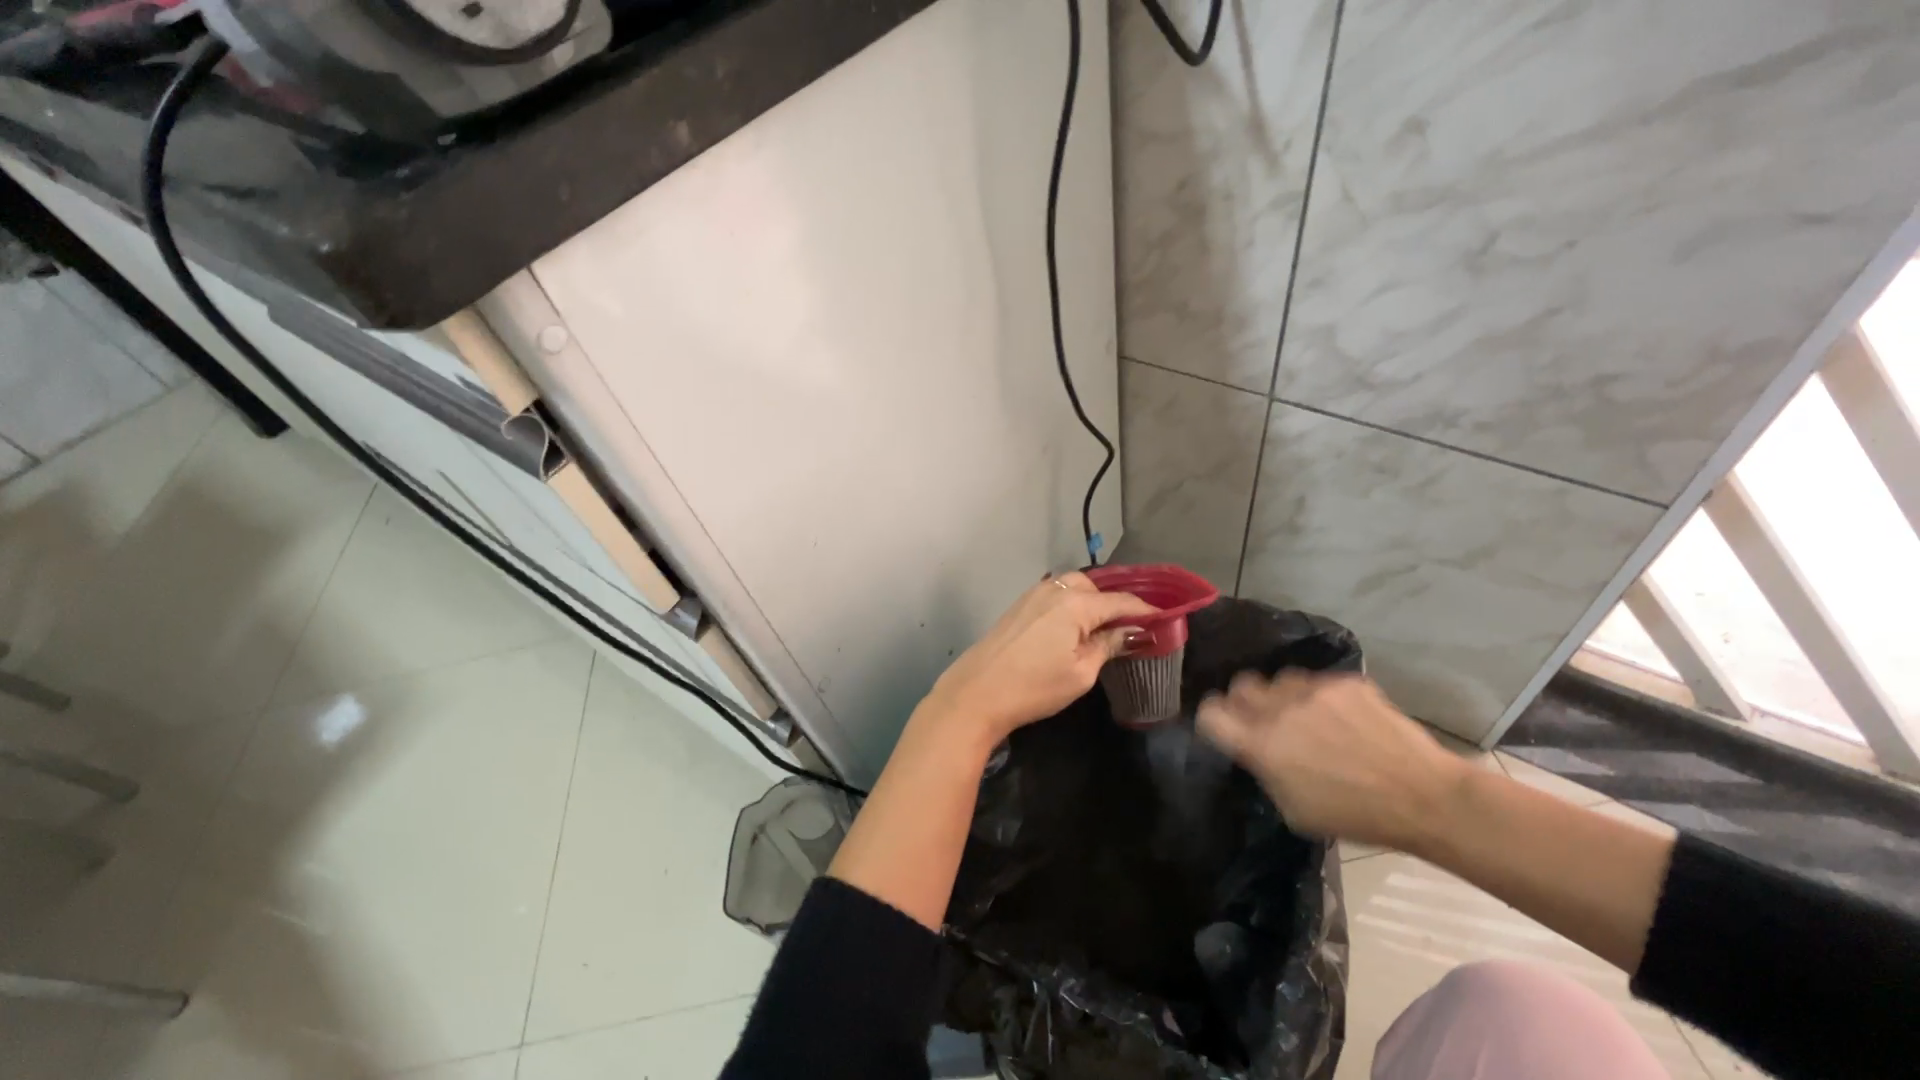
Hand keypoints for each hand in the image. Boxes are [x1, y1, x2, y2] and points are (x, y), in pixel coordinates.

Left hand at [919, 571, 1156, 746]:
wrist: (976, 693)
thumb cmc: (1034, 687)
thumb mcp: (1081, 672)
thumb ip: (1107, 645)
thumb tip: (1130, 631)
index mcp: (1075, 603)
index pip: (1120, 601)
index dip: (1144, 610)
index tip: (1164, 620)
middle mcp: (1054, 589)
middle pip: (1094, 587)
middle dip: (1113, 603)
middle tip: (1127, 628)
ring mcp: (1031, 596)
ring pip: (1070, 588)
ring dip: (1089, 603)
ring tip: (1099, 630)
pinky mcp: (1017, 607)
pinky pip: (1053, 596)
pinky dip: (1068, 606)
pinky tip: (1071, 629)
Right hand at [1196, 671, 1468, 850]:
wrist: (1422, 795)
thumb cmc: (1354, 816)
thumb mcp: (1294, 810)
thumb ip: (1267, 772)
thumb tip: (1259, 753)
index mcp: (1262, 745)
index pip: (1211, 714)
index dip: (1213, 720)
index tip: (1224, 728)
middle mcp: (1281, 709)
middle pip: (1241, 686)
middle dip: (1244, 702)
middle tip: (1262, 720)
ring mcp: (1314, 691)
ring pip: (1280, 679)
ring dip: (1284, 697)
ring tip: (1306, 717)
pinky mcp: (1345, 682)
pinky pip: (1318, 683)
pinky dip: (1321, 698)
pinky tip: (1343, 720)